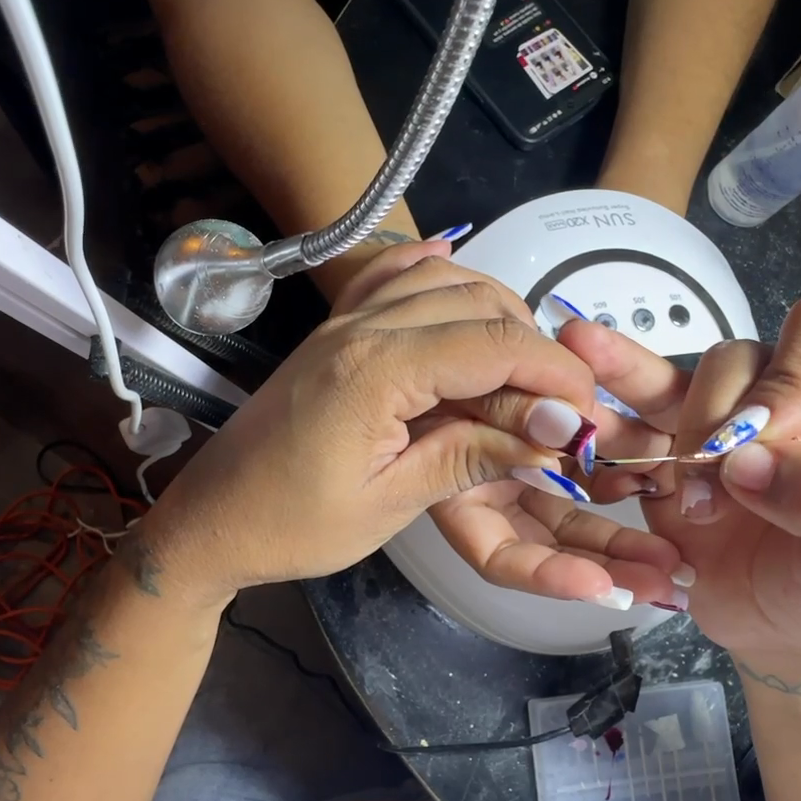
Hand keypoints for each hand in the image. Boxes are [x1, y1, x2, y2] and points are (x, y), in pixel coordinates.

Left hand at [140, 247, 605, 601]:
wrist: (212, 519)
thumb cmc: (293, 525)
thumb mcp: (389, 503)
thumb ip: (471, 456)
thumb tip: (553, 436)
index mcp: (377, 371)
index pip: (493, 345)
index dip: (553, 373)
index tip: (588, 412)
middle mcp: (362, 327)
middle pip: (477, 304)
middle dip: (534, 346)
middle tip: (559, 401)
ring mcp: (343, 322)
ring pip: (442, 282)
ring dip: (495, 313)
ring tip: (522, 368)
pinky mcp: (332, 331)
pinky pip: (390, 278)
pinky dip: (434, 275)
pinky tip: (458, 281)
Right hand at [560, 293, 800, 668]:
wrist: (790, 637)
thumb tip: (751, 461)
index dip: (799, 365)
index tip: (773, 432)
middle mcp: (782, 403)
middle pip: (736, 360)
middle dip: (711, 418)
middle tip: (708, 494)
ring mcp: (715, 432)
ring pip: (671, 380)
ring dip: (629, 381)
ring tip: (584, 385)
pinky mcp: (664, 465)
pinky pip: (625, 430)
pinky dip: (602, 431)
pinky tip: (580, 437)